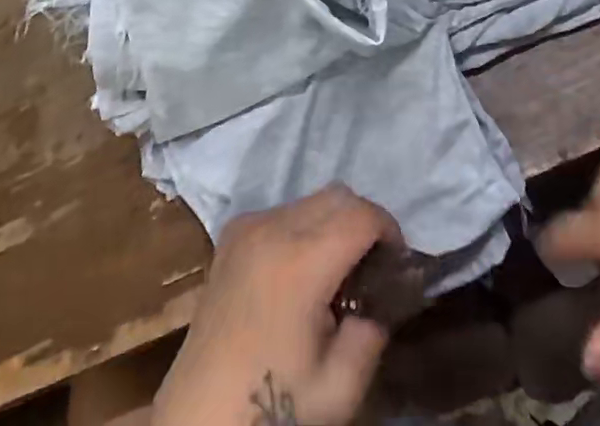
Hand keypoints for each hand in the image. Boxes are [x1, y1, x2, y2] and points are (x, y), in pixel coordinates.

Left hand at [153, 186, 401, 425]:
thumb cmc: (273, 400)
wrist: (202, 410)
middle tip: (373, 267)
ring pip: (309, 199)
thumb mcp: (340, 386)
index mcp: (299, 261)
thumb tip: (379, 300)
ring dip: (333, 222)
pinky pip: (282, 211)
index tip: (397, 264)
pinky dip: (304, 226)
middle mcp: (270, 228)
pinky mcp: (230, 234)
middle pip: (336, 195)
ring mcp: (245, 226)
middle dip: (364, 222)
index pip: (360, 214)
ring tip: (337, 272)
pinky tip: (302, 271)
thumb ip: (371, 333)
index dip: (390, 231)